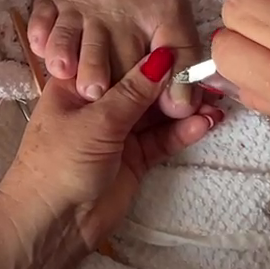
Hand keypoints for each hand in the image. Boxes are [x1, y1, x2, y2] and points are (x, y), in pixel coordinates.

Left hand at [0, 48, 223, 251]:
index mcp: (78, 83)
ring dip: (184, 107)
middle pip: (141, 86)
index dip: (148, 53)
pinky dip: (183, 132)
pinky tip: (206, 123)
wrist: (52, 223)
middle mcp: (99, 103)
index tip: (182, 45)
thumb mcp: (97, 120)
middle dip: (172, 80)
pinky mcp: (134, 158)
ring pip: (155, 113)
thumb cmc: (60, 161)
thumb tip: (164, 56)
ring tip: (217, 99)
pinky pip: (161, 139)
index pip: (117, 58)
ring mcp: (117, 131)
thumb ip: (134, 91)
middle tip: (209, 71)